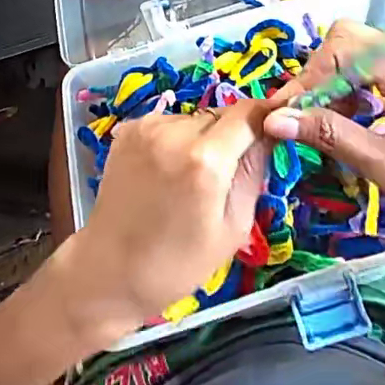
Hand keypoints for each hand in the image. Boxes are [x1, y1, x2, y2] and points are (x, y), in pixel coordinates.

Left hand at [47, 101, 268, 346]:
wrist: (109, 271)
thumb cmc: (178, 263)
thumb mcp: (233, 227)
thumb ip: (254, 172)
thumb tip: (270, 134)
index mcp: (205, 160)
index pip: (249, 113)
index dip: (266, 117)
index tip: (274, 130)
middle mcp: (174, 131)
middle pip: (221, 115)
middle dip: (231, 137)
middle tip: (226, 175)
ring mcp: (146, 127)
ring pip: (195, 119)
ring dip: (202, 138)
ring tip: (189, 179)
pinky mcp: (128, 129)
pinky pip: (169, 124)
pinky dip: (176, 140)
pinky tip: (165, 173)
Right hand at [266, 19, 384, 280]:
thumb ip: (331, 136)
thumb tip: (276, 119)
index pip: (347, 50)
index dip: (309, 80)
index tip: (281, 114)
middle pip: (352, 43)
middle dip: (318, 76)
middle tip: (297, 116)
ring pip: (360, 59)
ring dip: (333, 87)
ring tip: (314, 124)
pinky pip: (375, 79)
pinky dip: (351, 96)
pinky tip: (343, 125)